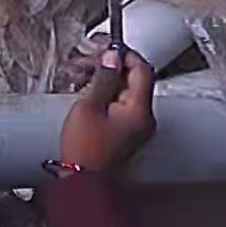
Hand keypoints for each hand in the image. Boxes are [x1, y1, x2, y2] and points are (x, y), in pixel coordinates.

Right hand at [60, 50, 156, 172]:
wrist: (83, 178)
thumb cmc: (84, 147)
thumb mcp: (89, 105)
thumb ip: (103, 78)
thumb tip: (112, 56)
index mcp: (139, 110)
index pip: (142, 71)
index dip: (125, 55)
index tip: (107, 47)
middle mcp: (144, 117)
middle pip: (134, 79)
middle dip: (112, 66)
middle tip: (89, 59)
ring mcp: (136, 125)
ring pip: (125, 90)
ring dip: (106, 78)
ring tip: (81, 74)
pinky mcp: (126, 130)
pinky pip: (120, 103)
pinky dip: (106, 92)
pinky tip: (87, 90)